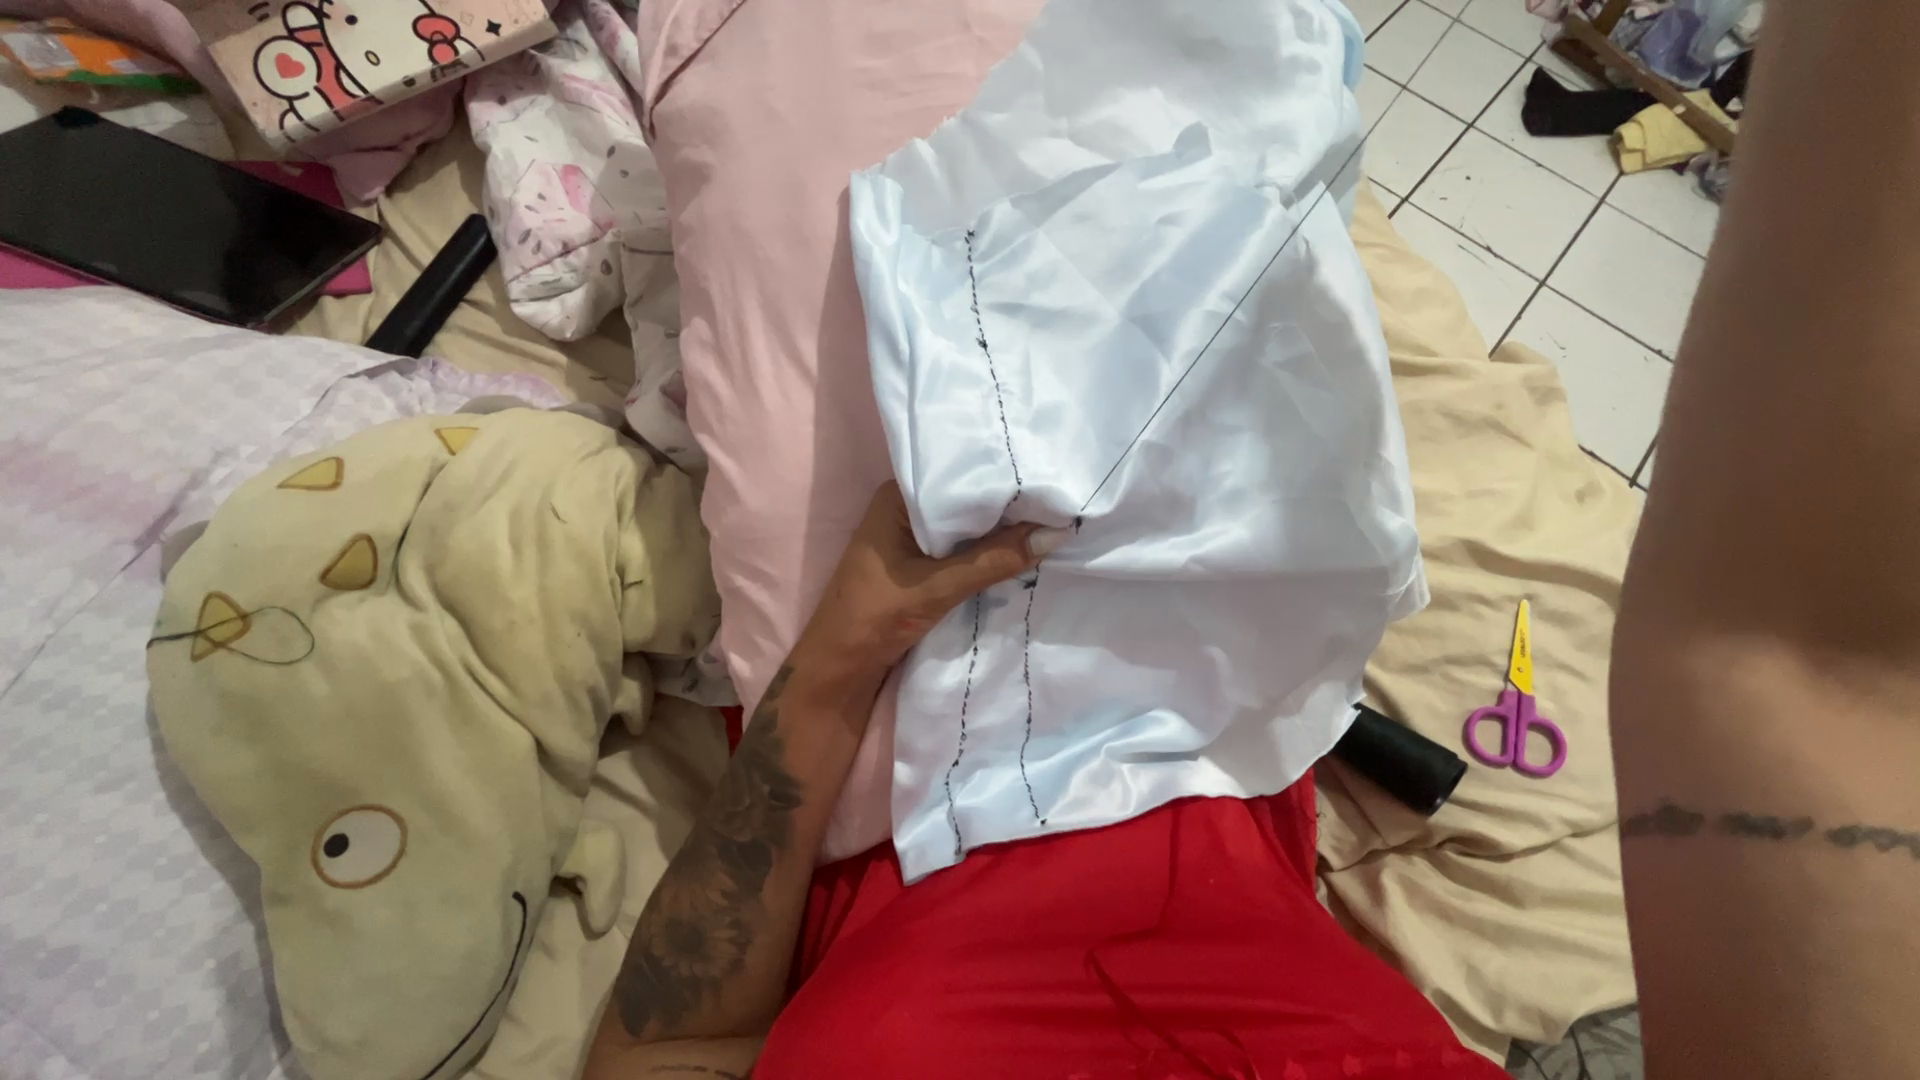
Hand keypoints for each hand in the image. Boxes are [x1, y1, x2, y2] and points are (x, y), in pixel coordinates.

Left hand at [788, 482, 1068, 700]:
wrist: (840, 670)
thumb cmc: (874, 619)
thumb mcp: (937, 587)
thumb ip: (993, 560)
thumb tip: (1056, 533)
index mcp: (899, 497)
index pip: (960, 473)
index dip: (1004, 476)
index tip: (1049, 476)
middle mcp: (908, 508)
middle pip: (968, 499)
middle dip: (1009, 505)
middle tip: (1062, 498)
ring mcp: (915, 536)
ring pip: (970, 526)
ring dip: (1003, 530)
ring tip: (1056, 519)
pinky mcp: (924, 563)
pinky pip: (965, 548)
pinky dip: (991, 551)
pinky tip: (1026, 549)